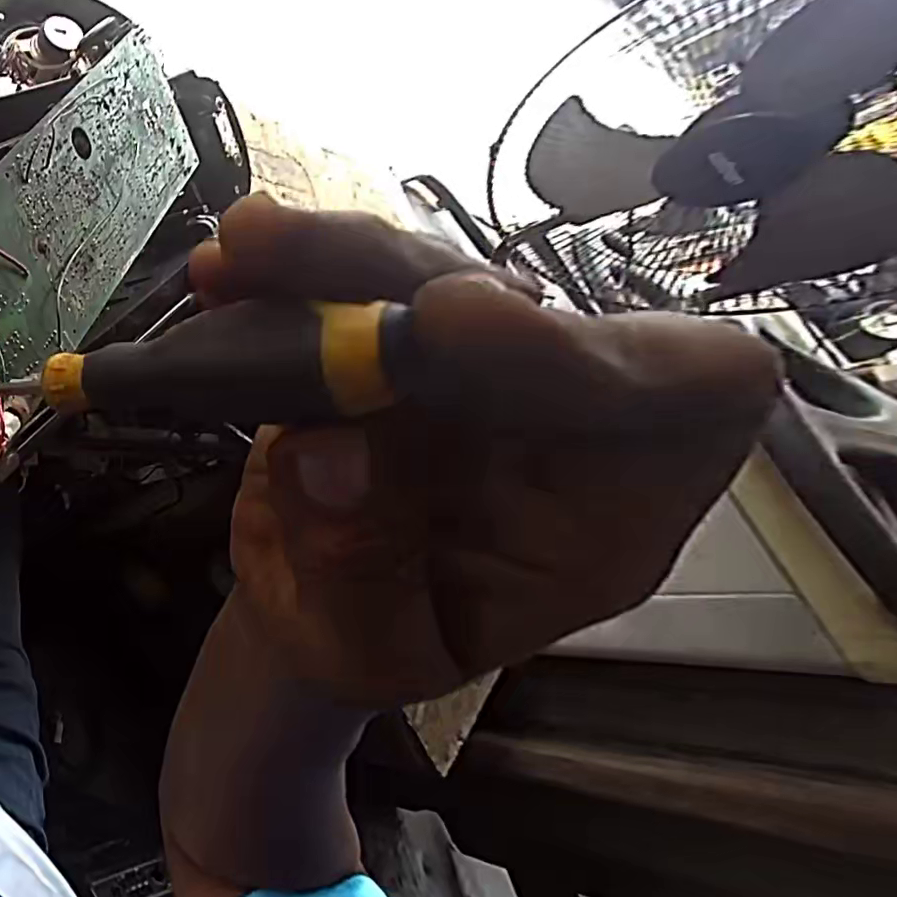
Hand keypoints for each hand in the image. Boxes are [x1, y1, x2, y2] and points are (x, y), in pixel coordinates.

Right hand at [188, 194, 781, 707]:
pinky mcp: (361, 351)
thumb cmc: (362, 644)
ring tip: (238, 247)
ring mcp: (440, 372)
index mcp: (595, 505)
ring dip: (320, 256)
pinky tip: (219, 274)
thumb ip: (358, 568)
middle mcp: (531, 412)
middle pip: (504, 298)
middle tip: (285, 253)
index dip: (583, 344)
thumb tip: (325, 449)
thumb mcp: (364, 649)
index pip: (678, 393)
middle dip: (392, 272)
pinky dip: (272, 280)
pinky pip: (328, 297)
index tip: (445, 321)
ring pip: (404, 277)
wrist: (305, 605)